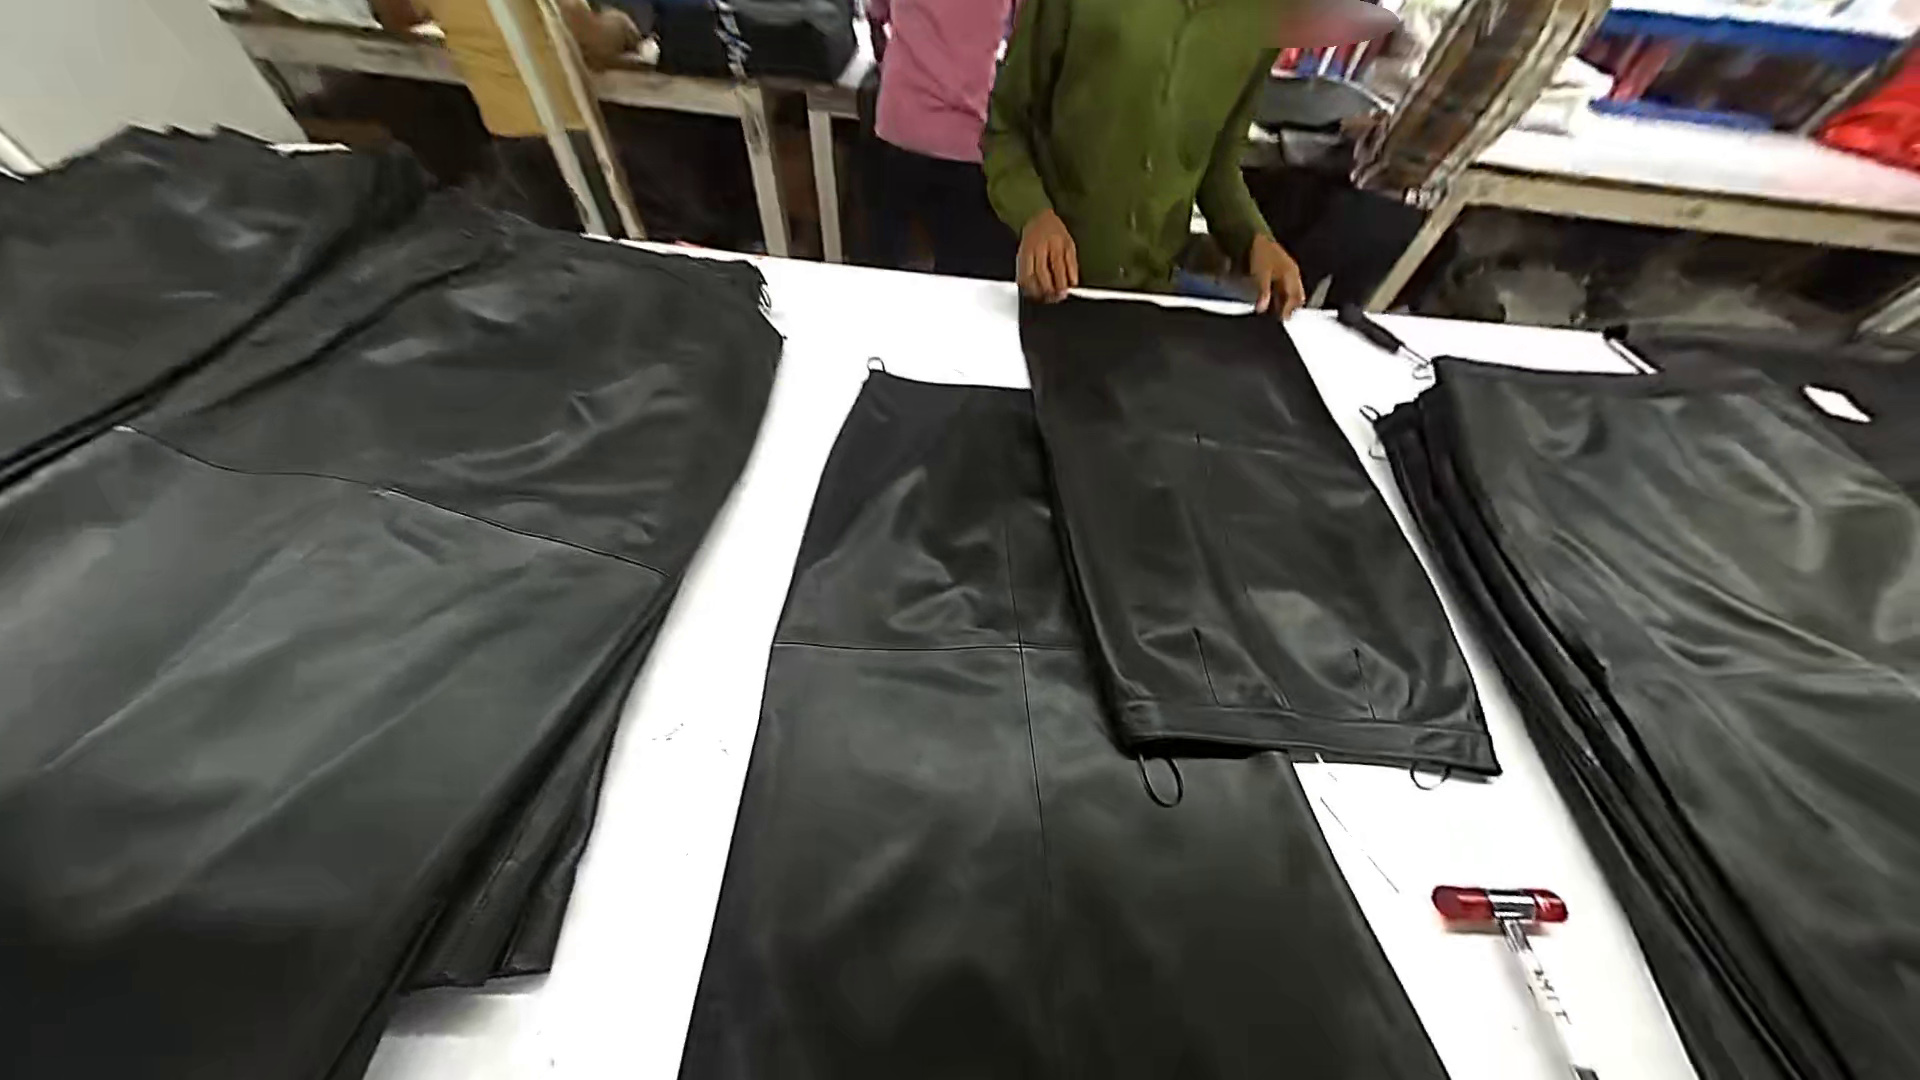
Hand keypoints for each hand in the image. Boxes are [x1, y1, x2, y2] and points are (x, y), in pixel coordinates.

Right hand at [1018, 209, 1077, 301]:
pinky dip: (1026, 288)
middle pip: (1041, 273)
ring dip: (1037, 291)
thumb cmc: (1055, 233)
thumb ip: (1072, 264)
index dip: (1061, 282)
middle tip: (1055, 298)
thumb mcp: (1069, 244)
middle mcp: (1038, 247)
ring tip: (1045, 298)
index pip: (1057, 265)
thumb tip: (1073, 283)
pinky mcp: (1019, 259)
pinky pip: (1020, 277)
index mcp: (1054, 242)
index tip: (1064, 293)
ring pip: (1029, 277)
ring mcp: (1027, 253)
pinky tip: (1033, 293)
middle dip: (1048, 289)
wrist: (1036, 218)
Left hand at [1249, 234, 1304, 319]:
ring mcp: (1287, 273)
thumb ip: (1263, 292)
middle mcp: (1292, 274)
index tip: (1285, 320)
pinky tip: (1272, 305)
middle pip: (1296, 296)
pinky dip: (1280, 298)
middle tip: (1283, 320)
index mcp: (1292, 274)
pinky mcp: (1280, 273)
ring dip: (1285, 304)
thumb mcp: (1261, 274)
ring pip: (1290, 293)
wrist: (1254, 239)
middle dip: (1291, 308)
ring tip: (1277, 315)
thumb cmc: (1260, 254)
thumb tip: (1262, 308)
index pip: (1296, 297)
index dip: (1291, 309)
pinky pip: (1283, 289)